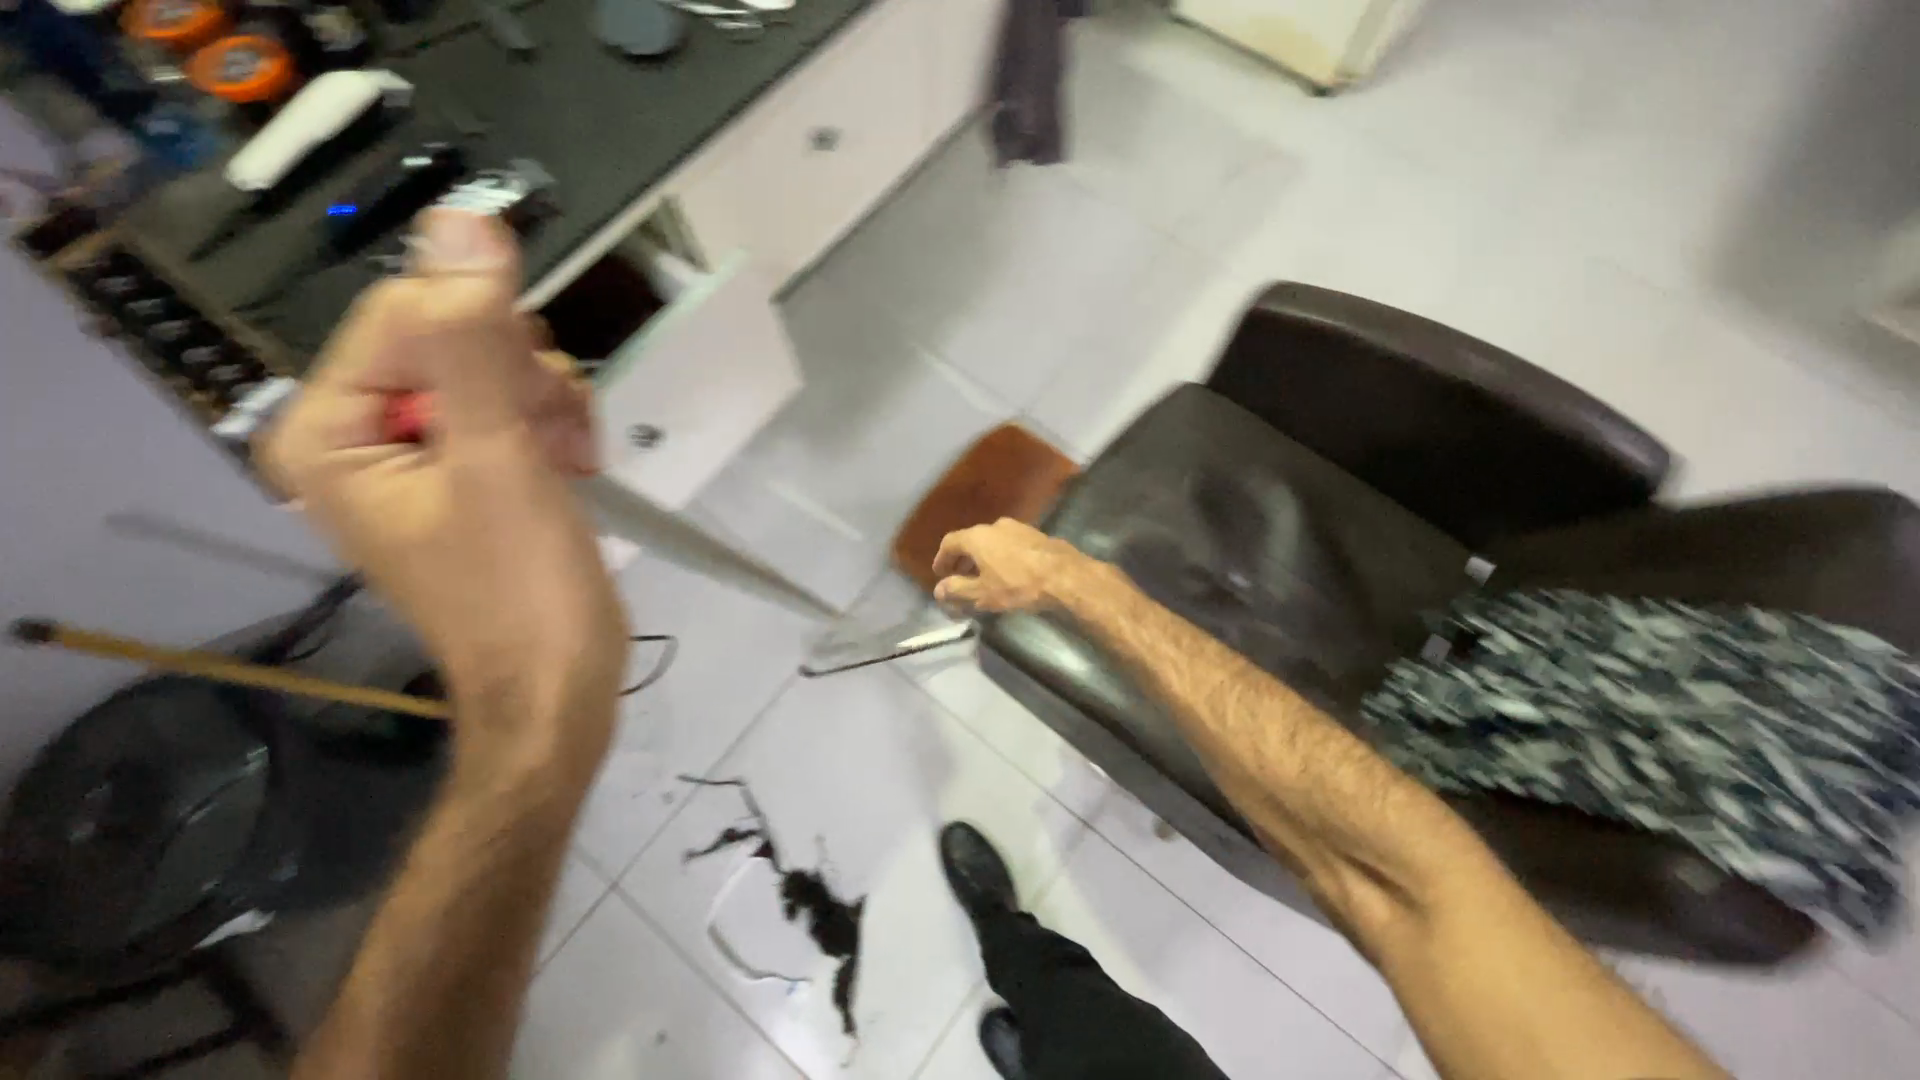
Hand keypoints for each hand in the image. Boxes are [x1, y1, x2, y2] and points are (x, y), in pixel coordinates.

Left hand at [262, 209, 627, 770]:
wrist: (559, 685)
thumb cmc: (522, 586)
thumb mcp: (499, 457)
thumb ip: (476, 339)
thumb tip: (466, 217)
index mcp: (329, 428)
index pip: (406, 313)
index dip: (490, 341)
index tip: (538, 402)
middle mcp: (361, 433)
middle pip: (454, 337)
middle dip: (525, 378)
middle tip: (552, 441)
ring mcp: (420, 455)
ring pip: (496, 368)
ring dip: (550, 403)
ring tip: (571, 462)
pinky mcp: (470, 474)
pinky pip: (513, 408)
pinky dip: (554, 428)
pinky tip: (576, 467)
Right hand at [930, 519, 1108, 614]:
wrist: (1065, 576)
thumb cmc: (1018, 585)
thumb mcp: (983, 594)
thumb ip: (957, 590)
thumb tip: (939, 590)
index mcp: (977, 537)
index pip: (950, 542)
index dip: (941, 558)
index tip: (939, 573)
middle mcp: (995, 526)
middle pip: (971, 540)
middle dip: (963, 560)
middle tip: (959, 577)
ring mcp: (1018, 527)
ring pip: (992, 541)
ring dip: (983, 558)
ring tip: (983, 577)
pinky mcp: (1036, 535)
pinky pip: (1010, 544)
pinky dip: (1001, 556)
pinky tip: (1008, 572)